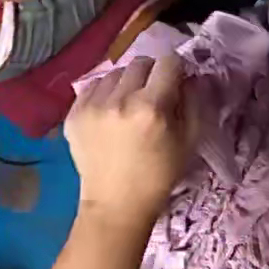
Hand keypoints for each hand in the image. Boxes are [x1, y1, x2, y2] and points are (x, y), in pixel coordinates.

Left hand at [64, 54, 191, 231]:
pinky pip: (93, 86)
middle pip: (140, 62)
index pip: (168, 62)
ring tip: (129, 106)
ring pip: (115, 72)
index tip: (176, 81)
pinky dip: (104, 94)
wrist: (116, 205)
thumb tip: (193, 75)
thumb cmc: (159, 175)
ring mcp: (93, 106)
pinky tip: (110, 114)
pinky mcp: (74, 114)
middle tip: (153, 94)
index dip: (176, 69)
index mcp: (152, 107)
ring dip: (126, 82)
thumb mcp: (189, 141)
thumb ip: (195, 101)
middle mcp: (120, 100)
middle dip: (151, 73)